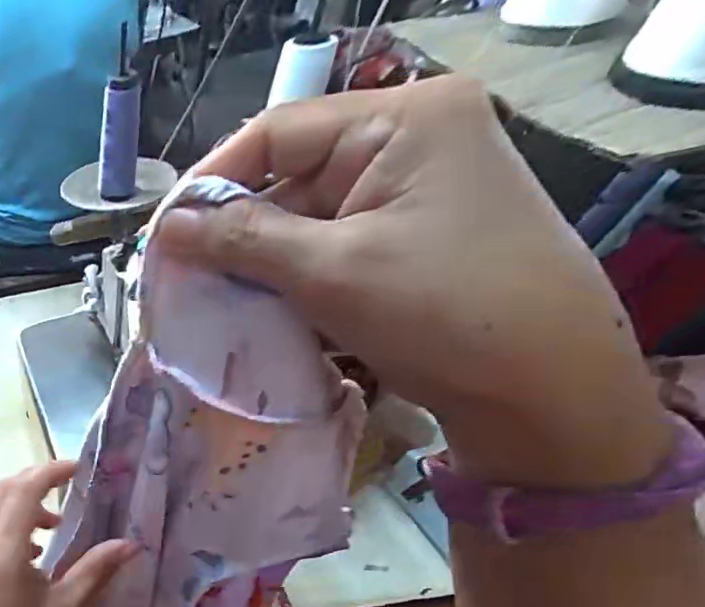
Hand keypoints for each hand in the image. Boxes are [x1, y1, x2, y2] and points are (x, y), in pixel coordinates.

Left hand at [0, 461, 135, 606]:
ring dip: (20, 508)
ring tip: (53, 531)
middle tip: (69, 489)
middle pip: (2, 492)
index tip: (80, 468)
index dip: (53, 470)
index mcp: (0, 551)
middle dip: (36, 482)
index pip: (25, 488)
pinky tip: (27, 559)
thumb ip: (95, 571)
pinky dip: (5, 531)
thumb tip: (131, 544)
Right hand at [154, 77, 670, 488]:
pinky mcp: (407, 247)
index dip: (210, 180)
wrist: (542, 388)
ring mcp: (410, 199)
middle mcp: (408, 145)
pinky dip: (291, 282)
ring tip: (212, 303)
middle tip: (181, 280)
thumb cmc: (444, 312)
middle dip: (234, 232)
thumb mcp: (332, 271)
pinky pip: (329, 253)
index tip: (161, 234)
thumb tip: (169, 228)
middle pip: (289, 179)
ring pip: (305, 223)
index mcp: (404, 120)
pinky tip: (259, 313)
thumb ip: (245, 240)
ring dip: (259, 264)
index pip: (278, 132)